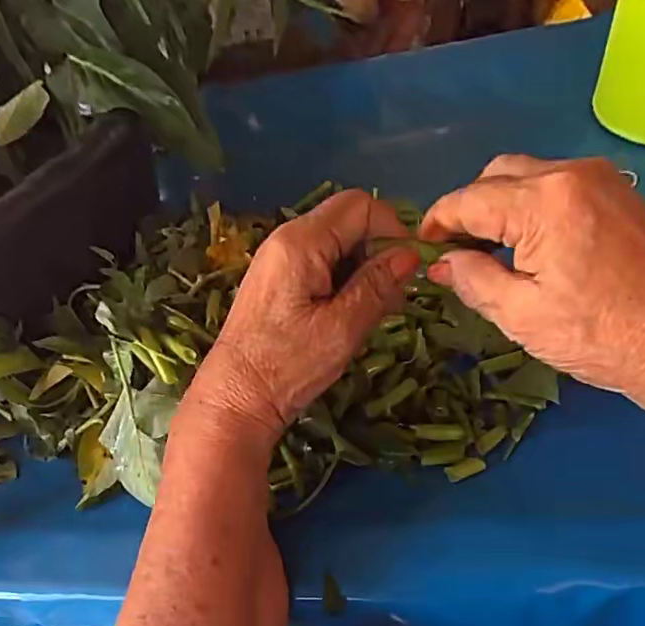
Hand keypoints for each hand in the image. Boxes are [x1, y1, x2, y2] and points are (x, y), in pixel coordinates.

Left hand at [187, 190, 420, 437]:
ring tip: (370, 315)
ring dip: (359, 272)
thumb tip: (410, 254)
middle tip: (391, 299)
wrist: (234, 401)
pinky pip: (316, 268)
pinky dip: (338, 284)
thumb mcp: (341, 330)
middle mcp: (284, 241)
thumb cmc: (285, 369)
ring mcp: (275, 262)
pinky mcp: (273, 285)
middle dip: (376, 252)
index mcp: (300, 243)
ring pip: (333, 246)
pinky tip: (345, 318)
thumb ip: (376, 287)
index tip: (406, 271)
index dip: (392, 230)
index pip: (360, 205)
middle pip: (346, 221)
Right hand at [420, 155, 644, 401]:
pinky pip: (554, 188)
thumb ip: (474, 280)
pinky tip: (521, 250)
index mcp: (543, 202)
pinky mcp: (615, 196)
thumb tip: (442, 263)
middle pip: (497, 175)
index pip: (470, 199)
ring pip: (526, 177)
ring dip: (496, 208)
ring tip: (482, 256)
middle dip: (466, 210)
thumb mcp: (520, 315)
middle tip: (450, 254)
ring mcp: (599, 181)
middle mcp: (570, 175)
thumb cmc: (597, 334)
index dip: (437, 221)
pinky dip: (526, 210)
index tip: (418, 248)